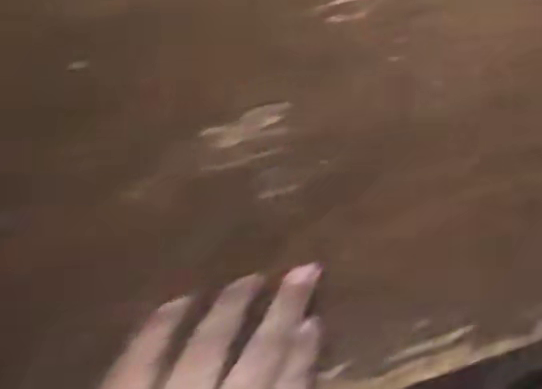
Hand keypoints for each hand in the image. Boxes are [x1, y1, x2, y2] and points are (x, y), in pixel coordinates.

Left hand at [98, 266, 321, 388]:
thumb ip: (289, 382)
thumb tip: (309, 329)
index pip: (270, 350)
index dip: (291, 311)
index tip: (309, 273)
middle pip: (221, 346)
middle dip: (243, 306)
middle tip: (260, 272)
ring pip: (174, 354)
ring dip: (193, 318)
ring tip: (204, 289)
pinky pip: (123, 374)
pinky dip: (145, 341)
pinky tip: (161, 317)